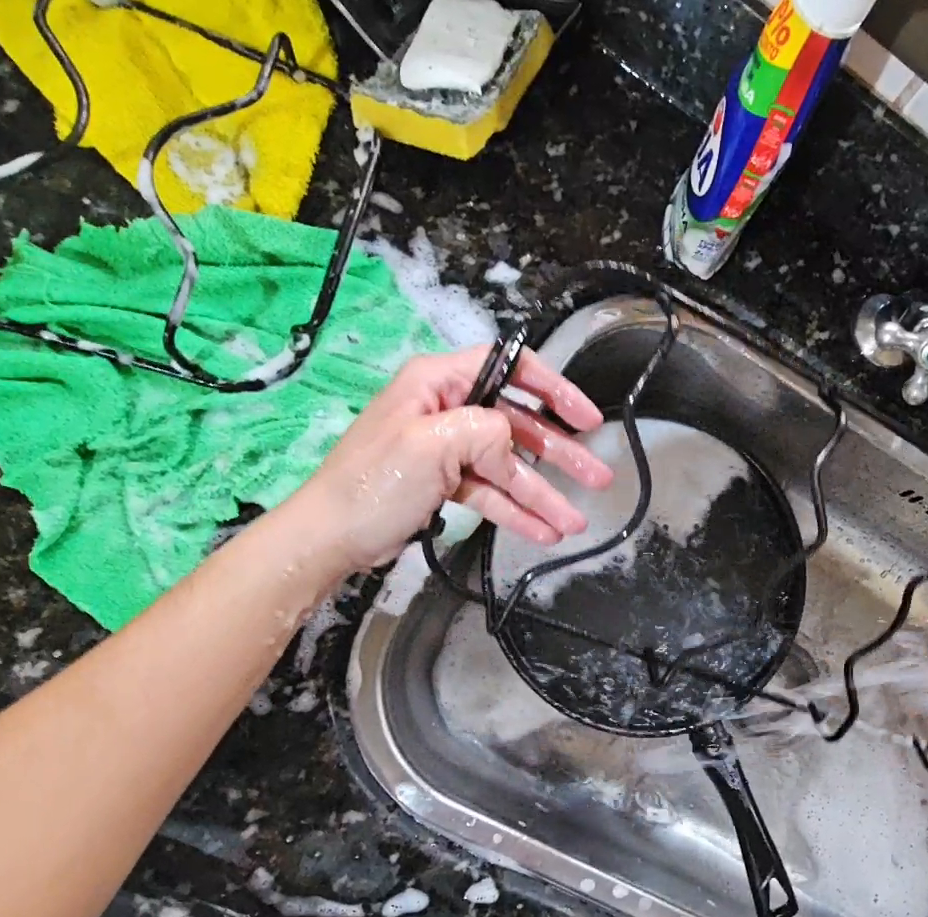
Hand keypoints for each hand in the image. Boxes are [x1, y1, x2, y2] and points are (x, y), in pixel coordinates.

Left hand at [277, 346, 614, 575]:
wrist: (330, 538)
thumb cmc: (375, 483)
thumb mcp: (431, 445)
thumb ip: (485, 431)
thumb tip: (510, 447)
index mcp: (438, 383)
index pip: (509, 368)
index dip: (554, 389)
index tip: (586, 418)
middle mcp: (447, 409)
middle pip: (517, 424)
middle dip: (559, 453)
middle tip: (598, 476)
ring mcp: (447, 449)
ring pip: (508, 466)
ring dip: (543, 493)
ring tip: (576, 521)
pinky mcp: (445, 484)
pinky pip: (491, 493)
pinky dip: (516, 512)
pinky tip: (544, 532)